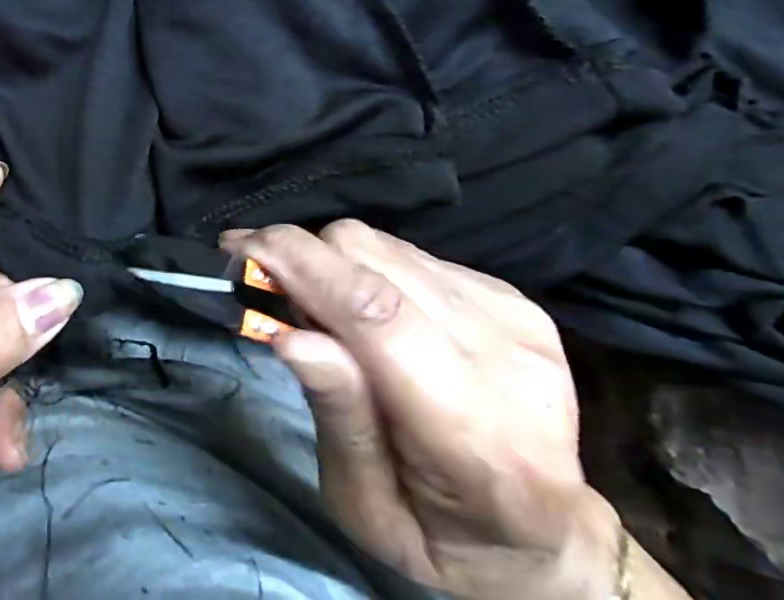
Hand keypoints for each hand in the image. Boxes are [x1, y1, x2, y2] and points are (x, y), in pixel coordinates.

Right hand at [224, 221, 621, 599]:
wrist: (546, 533)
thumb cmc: (443, 539)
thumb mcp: (370, 510)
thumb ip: (338, 416)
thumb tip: (287, 335)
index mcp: (477, 436)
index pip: (378, 318)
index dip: (301, 268)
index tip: (238, 251)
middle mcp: (507, 360)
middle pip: (375, 261)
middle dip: (303, 258)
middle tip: (265, 287)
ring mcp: (516, 318)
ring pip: (387, 245)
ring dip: (332, 262)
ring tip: (316, 305)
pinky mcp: (512, 296)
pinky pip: (410, 253)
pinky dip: (368, 270)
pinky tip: (367, 311)